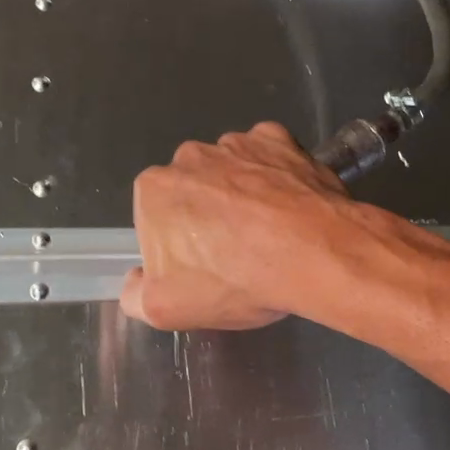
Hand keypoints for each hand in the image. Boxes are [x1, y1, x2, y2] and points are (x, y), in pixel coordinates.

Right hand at [122, 122, 351, 330]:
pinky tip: (289, 206)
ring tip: (270, 234)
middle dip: (207, 215)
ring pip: (232, 172)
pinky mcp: (280, 139)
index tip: (202, 267)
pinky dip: (276, 176)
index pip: (155, 218)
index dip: (176, 245)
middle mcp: (190, 155)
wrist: (315, 254)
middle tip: (237, 253)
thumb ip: (134, 295)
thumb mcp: (166, 310)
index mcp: (154, 189)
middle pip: (192, 190)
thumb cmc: (235, 281)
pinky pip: (269, 157)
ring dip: (242, 194)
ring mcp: (237, 142)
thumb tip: (136, 279)